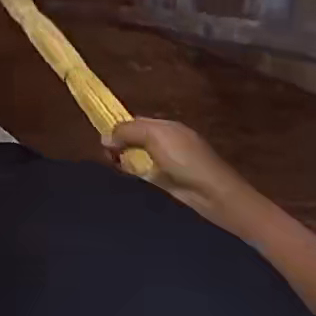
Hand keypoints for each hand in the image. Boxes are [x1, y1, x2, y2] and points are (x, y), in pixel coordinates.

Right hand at [105, 118, 271, 235]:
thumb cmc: (186, 160)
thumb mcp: (155, 137)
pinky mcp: (166, 183)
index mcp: (166, 126)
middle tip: (105, 154)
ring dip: (124, 159)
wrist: (213, 195)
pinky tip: (124, 176)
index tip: (102, 137)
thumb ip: (129, 132)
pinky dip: (133, 173)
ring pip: (137, 157)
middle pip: (135, 139)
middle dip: (119, 144)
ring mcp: (166, 163)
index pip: (136, 121)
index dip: (119, 127)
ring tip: (111, 165)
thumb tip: (105, 136)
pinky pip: (143, 174)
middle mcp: (165, 141)